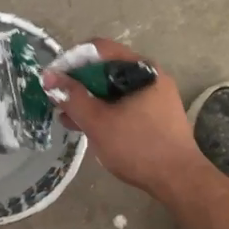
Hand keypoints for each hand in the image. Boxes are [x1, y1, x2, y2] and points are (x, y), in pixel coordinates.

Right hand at [44, 38, 203, 195]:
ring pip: (114, 87)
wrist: (179, 180)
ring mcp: (155, 94)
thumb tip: (49, 77)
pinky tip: (89, 126)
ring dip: (90, 99)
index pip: (98, 48)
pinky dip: (105, 109)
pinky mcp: (157, 113)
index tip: (55, 80)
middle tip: (59, 101)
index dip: (71, 60)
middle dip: (78, 83)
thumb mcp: (97, 122)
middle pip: (106, 67)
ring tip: (68, 118)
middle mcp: (150, 75)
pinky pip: (124, 101)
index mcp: (140, 69)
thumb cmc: (137, 147)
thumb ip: (72, 97)